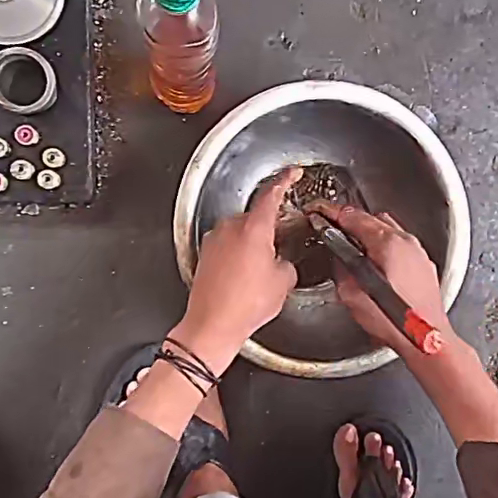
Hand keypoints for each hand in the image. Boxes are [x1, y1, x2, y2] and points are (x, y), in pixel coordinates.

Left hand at [177, 166, 302, 368]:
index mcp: (253, 228)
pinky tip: (244, 278)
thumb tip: (281, 263)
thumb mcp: (283, 282)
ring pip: (240, 233)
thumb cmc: (245, 304)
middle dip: (269, 230)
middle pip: (255, 217)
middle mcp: (230, 228)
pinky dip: (237, 257)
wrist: (212, 325)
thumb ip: (286, 263)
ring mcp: (214, 240)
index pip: (272, 194)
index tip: (292, 173)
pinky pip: (227, 247)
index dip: (285, 181)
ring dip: (251, 246)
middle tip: (280, 249)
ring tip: (260, 273)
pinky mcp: (204, 254)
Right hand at [313, 202, 453, 356]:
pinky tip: (375, 260)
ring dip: (369, 232)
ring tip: (353, 245)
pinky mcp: (423, 264)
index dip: (333, 213)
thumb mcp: (352, 296)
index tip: (321, 211)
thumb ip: (341, 269)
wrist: (425, 339)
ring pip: (388, 229)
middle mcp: (406, 242)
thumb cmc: (394, 321)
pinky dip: (384, 245)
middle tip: (333, 228)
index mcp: (387, 244)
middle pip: (373, 218)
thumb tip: (338, 256)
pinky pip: (400, 243)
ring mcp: (417, 252)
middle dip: (350, 221)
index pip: (354, 217)